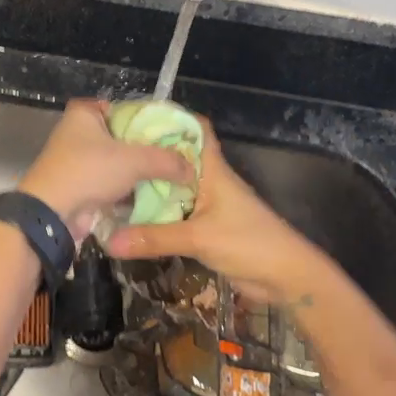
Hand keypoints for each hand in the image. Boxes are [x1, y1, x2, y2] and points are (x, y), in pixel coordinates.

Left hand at [19, 100, 194, 238]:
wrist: (52, 214)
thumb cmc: (89, 172)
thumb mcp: (134, 160)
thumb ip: (166, 160)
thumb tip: (191, 168)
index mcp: (85, 114)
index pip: (127, 110)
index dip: (151, 121)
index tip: (175, 136)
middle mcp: (78, 133)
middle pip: (124, 138)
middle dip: (149, 151)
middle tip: (178, 159)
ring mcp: (78, 161)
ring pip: (118, 164)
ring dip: (140, 173)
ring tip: (171, 178)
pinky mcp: (80, 186)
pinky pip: (111, 184)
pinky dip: (128, 190)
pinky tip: (153, 195)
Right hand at [105, 121, 337, 303]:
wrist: (285, 278)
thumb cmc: (249, 243)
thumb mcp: (198, 238)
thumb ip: (154, 238)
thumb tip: (110, 241)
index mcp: (213, 170)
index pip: (196, 130)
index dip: (172, 118)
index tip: (136, 119)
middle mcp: (209, 182)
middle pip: (177, 159)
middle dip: (149, 155)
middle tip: (111, 153)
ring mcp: (208, 206)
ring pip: (174, 188)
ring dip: (150, 187)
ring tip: (113, 182)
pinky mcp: (206, 229)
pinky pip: (175, 214)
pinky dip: (156, 213)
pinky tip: (130, 217)